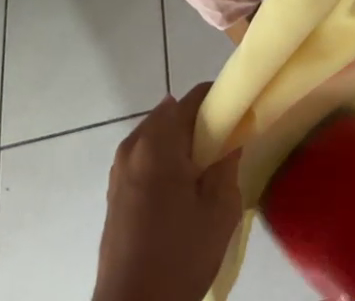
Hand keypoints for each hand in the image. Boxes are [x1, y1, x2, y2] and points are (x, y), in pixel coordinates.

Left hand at [92, 83, 243, 300]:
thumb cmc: (180, 255)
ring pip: (157, 136)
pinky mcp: (114, 190)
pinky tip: (182, 190)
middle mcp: (133, 146)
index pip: (192, 99)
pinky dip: (165, 160)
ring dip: (181, 143)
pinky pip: (145, 157)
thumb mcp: (220, 210)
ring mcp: (119, 168)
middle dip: (200, 123)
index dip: (219, 100)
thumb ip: (228, 165)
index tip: (240, 116)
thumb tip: (231, 139)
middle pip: (171, 114)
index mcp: (158, 143)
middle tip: (226, 147)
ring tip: (206, 171)